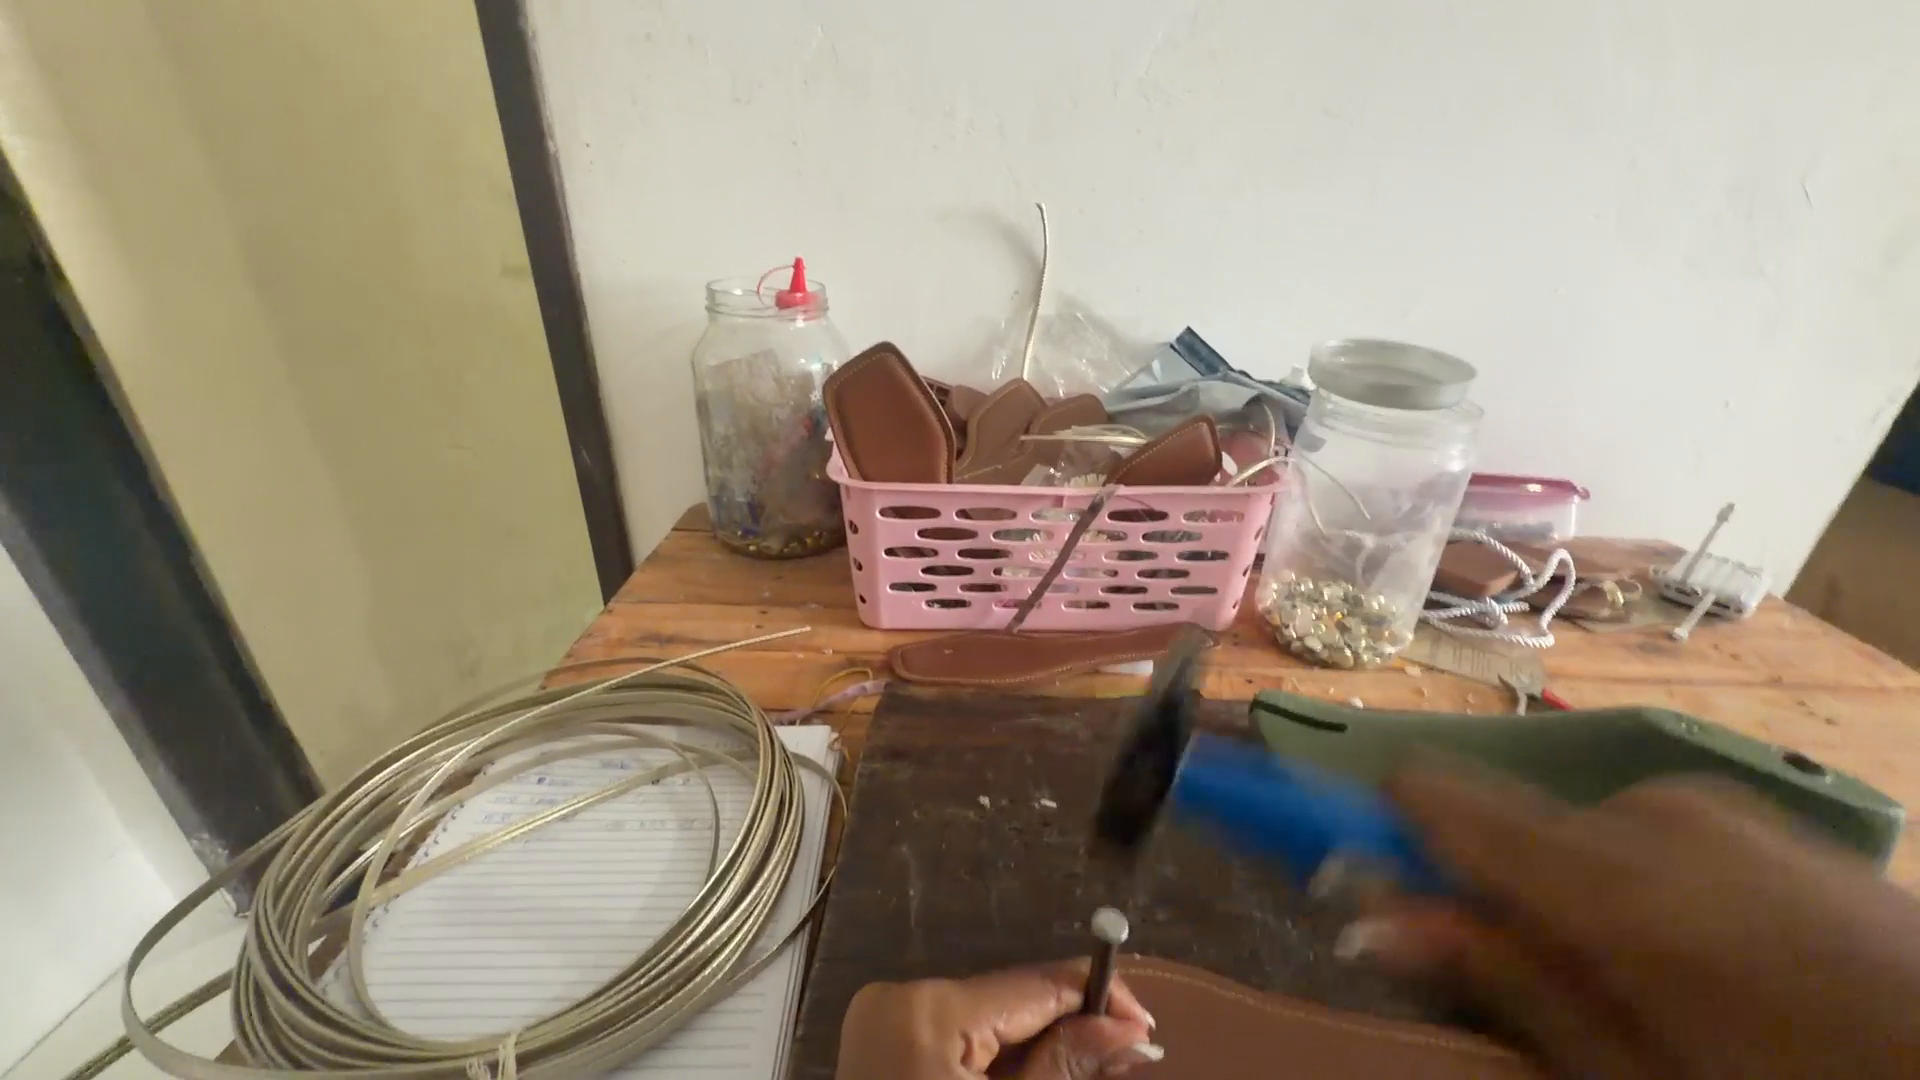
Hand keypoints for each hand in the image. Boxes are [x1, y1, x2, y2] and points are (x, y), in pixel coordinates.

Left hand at [834, 959, 1161, 1079]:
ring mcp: (883, 1014)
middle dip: (1066, 1024)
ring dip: (1034, 1042)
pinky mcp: (880, 1036)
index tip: (1145, 1022)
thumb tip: (1131, 1031)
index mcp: (929, 1010)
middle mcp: (900, 995)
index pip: (1032, 984)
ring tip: (1082, 1065)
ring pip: (984, 1017)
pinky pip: (954, 1033)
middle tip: (1126, 1050)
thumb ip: (1066, 1067)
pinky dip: (992, 1056)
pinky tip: (1028, 1075)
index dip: (1094, 993)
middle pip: (1009, 998)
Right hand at [1339, 767, 1919, 1078]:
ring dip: (1557, 884)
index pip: (1431, 797)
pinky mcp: (1753, 813)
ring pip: (1562, 826)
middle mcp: (1647, 812)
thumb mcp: (1638, 1079)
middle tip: (1527, 968)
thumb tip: (1368, 916)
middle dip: (1483, 880)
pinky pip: (1631, 827)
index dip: (1377, 823)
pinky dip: (1620, 873)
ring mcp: (1709, 805)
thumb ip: (1502, 981)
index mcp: (1613, 879)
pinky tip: (1702, 951)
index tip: (1360, 872)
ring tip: (1637, 976)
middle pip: (1495, 816)